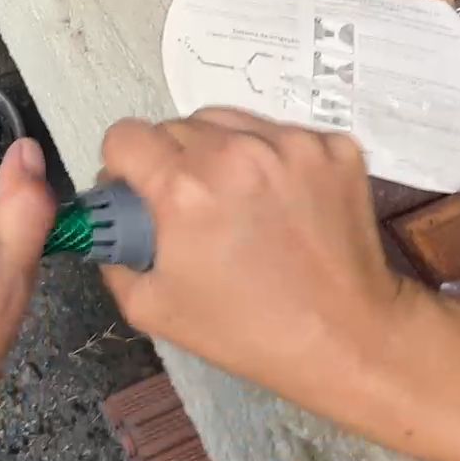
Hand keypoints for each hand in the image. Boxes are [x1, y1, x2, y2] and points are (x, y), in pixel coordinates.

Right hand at [97, 110, 420, 420]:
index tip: (139, 191)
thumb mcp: (151, 307)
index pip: (125, 135)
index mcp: (183, 188)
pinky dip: (270, 157)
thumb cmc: (246, 330)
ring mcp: (289, 143)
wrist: (352, 340)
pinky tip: (282, 198)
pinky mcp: (332, 145)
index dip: (124, 165)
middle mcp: (233, 151)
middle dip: (171, 160)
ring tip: (239, 197)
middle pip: (173, 127)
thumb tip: (107, 215)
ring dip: (218, 150)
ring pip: (225, 121)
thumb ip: (113, 253)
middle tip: (191, 205)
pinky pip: (276, 132)